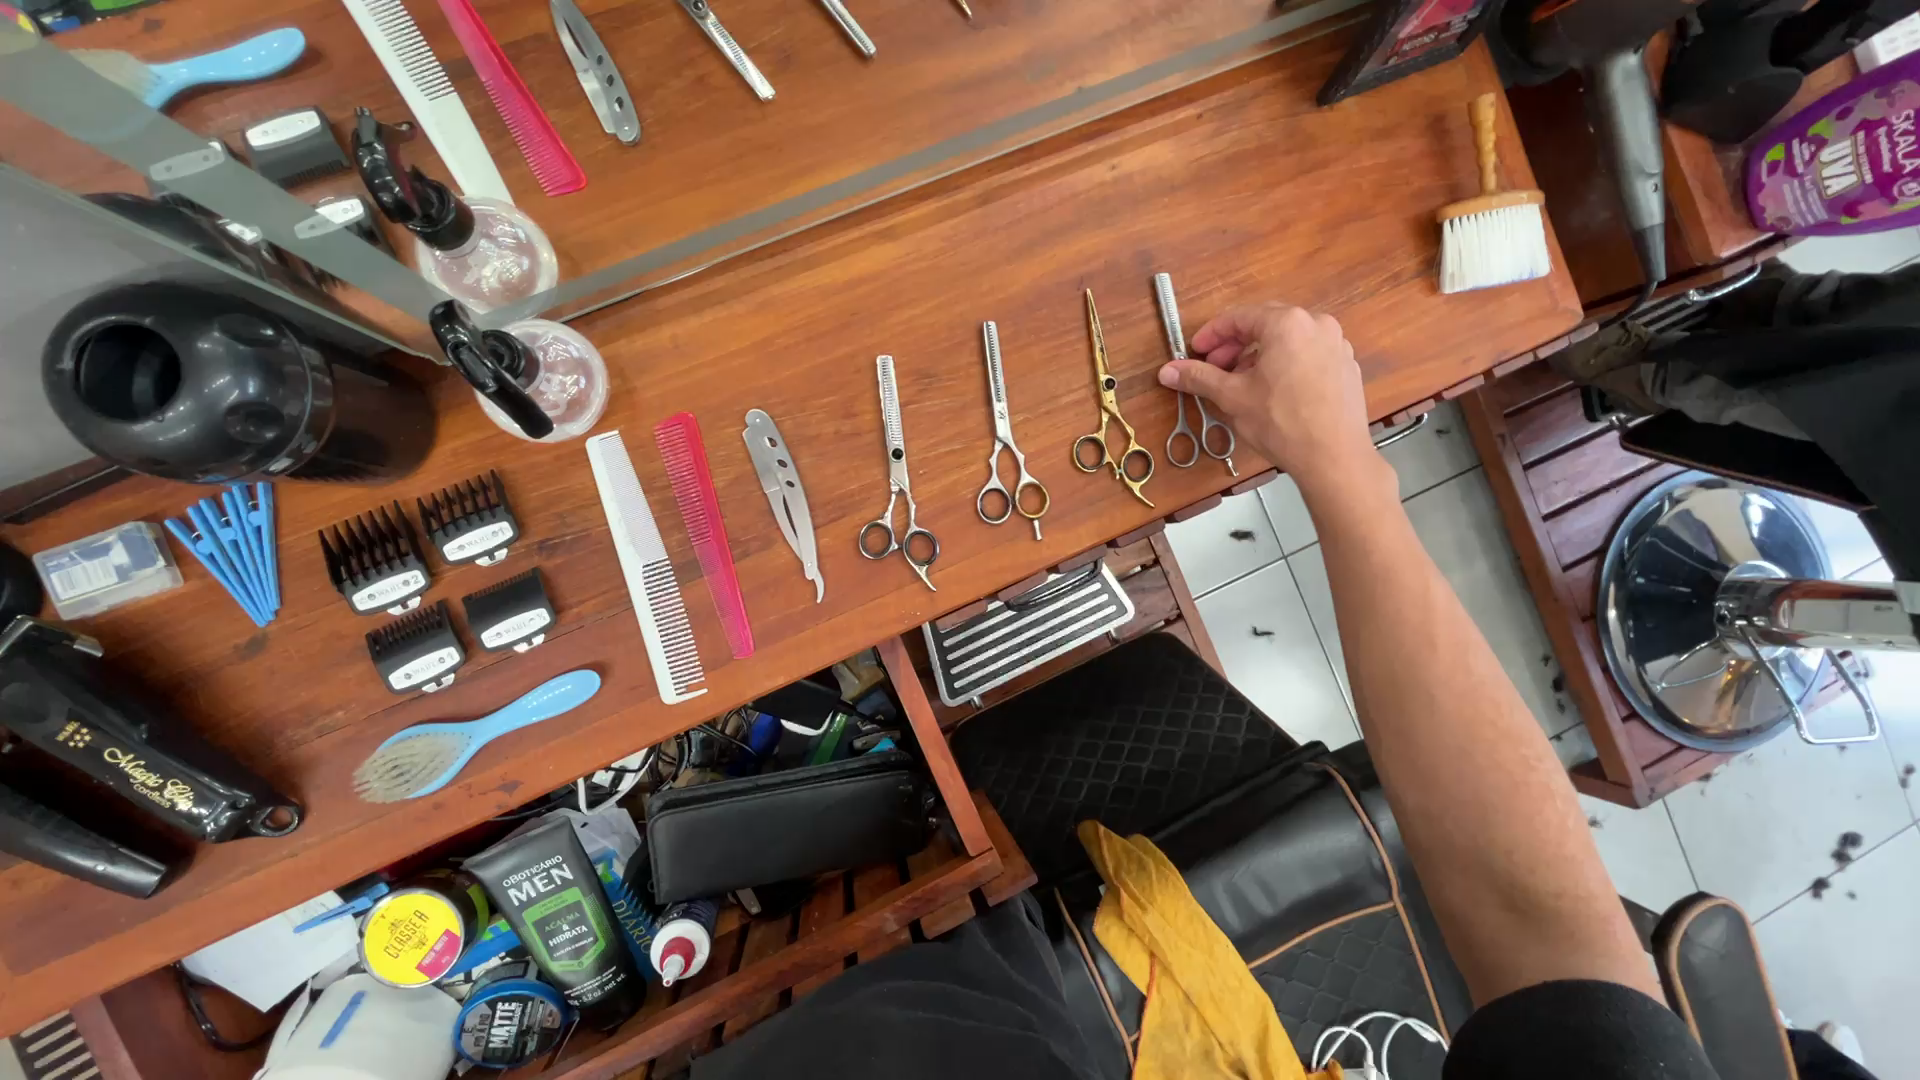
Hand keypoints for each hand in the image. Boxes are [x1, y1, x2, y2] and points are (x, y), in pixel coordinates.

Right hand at [1158, 302, 1380, 496]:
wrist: (1333, 456)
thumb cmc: (1281, 423)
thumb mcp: (1232, 397)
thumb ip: (1199, 378)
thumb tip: (1168, 370)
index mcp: (1287, 324)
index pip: (1239, 317)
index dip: (1211, 335)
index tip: (1195, 352)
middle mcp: (1316, 324)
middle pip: (1265, 324)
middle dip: (1234, 345)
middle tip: (1214, 368)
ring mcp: (1336, 344)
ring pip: (1287, 340)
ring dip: (1258, 355)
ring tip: (1241, 382)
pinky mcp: (1346, 366)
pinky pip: (1307, 354)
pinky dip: (1284, 364)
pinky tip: (1272, 391)